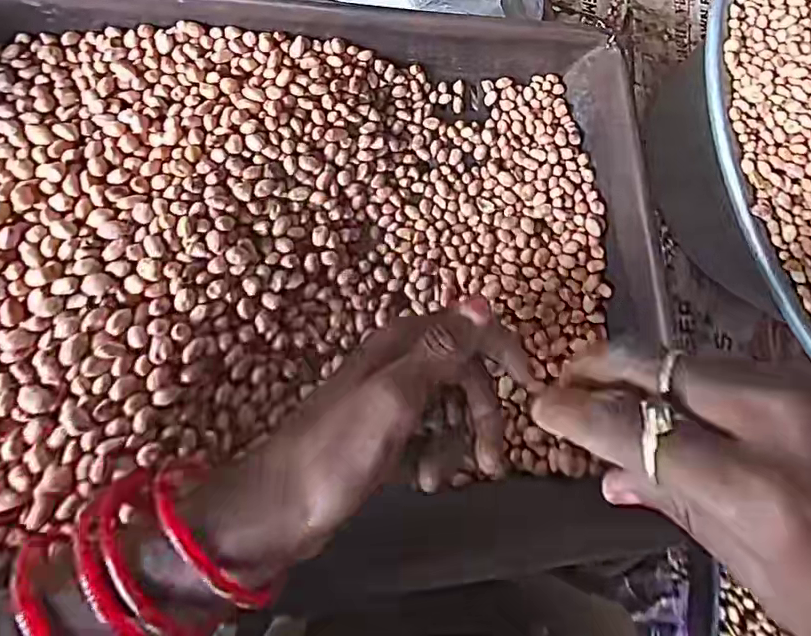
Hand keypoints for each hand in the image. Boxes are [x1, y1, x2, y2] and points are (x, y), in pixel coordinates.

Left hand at [183, 296, 536, 576]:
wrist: (280, 509)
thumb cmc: (337, 451)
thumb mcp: (395, 397)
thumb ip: (440, 351)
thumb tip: (480, 302)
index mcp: (403, 342)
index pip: (469, 326)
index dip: (503, 350)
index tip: (530, 387)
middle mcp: (400, 362)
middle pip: (466, 374)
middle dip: (483, 415)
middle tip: (489, 460)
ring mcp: (392, 398)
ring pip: (452, 408)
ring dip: (457, 442)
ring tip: (439, 475)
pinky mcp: (387, 432)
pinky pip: (431, 435)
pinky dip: (435, 456)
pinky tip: (421, 479)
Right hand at [531, 345, 810, 635]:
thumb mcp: (771, 585)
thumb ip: (681, 511)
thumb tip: (609, 479)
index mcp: (766, 496)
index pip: (639, 432)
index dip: (579, 414)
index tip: (543, 406)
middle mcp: (781, 424)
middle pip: (658, 366)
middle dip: (601, 366)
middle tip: (564, 377)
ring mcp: (805, 391)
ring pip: (689, 356)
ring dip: (640, 366)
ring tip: (604, 381)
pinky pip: (729, 366)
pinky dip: (686, 375)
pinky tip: (670, 393)